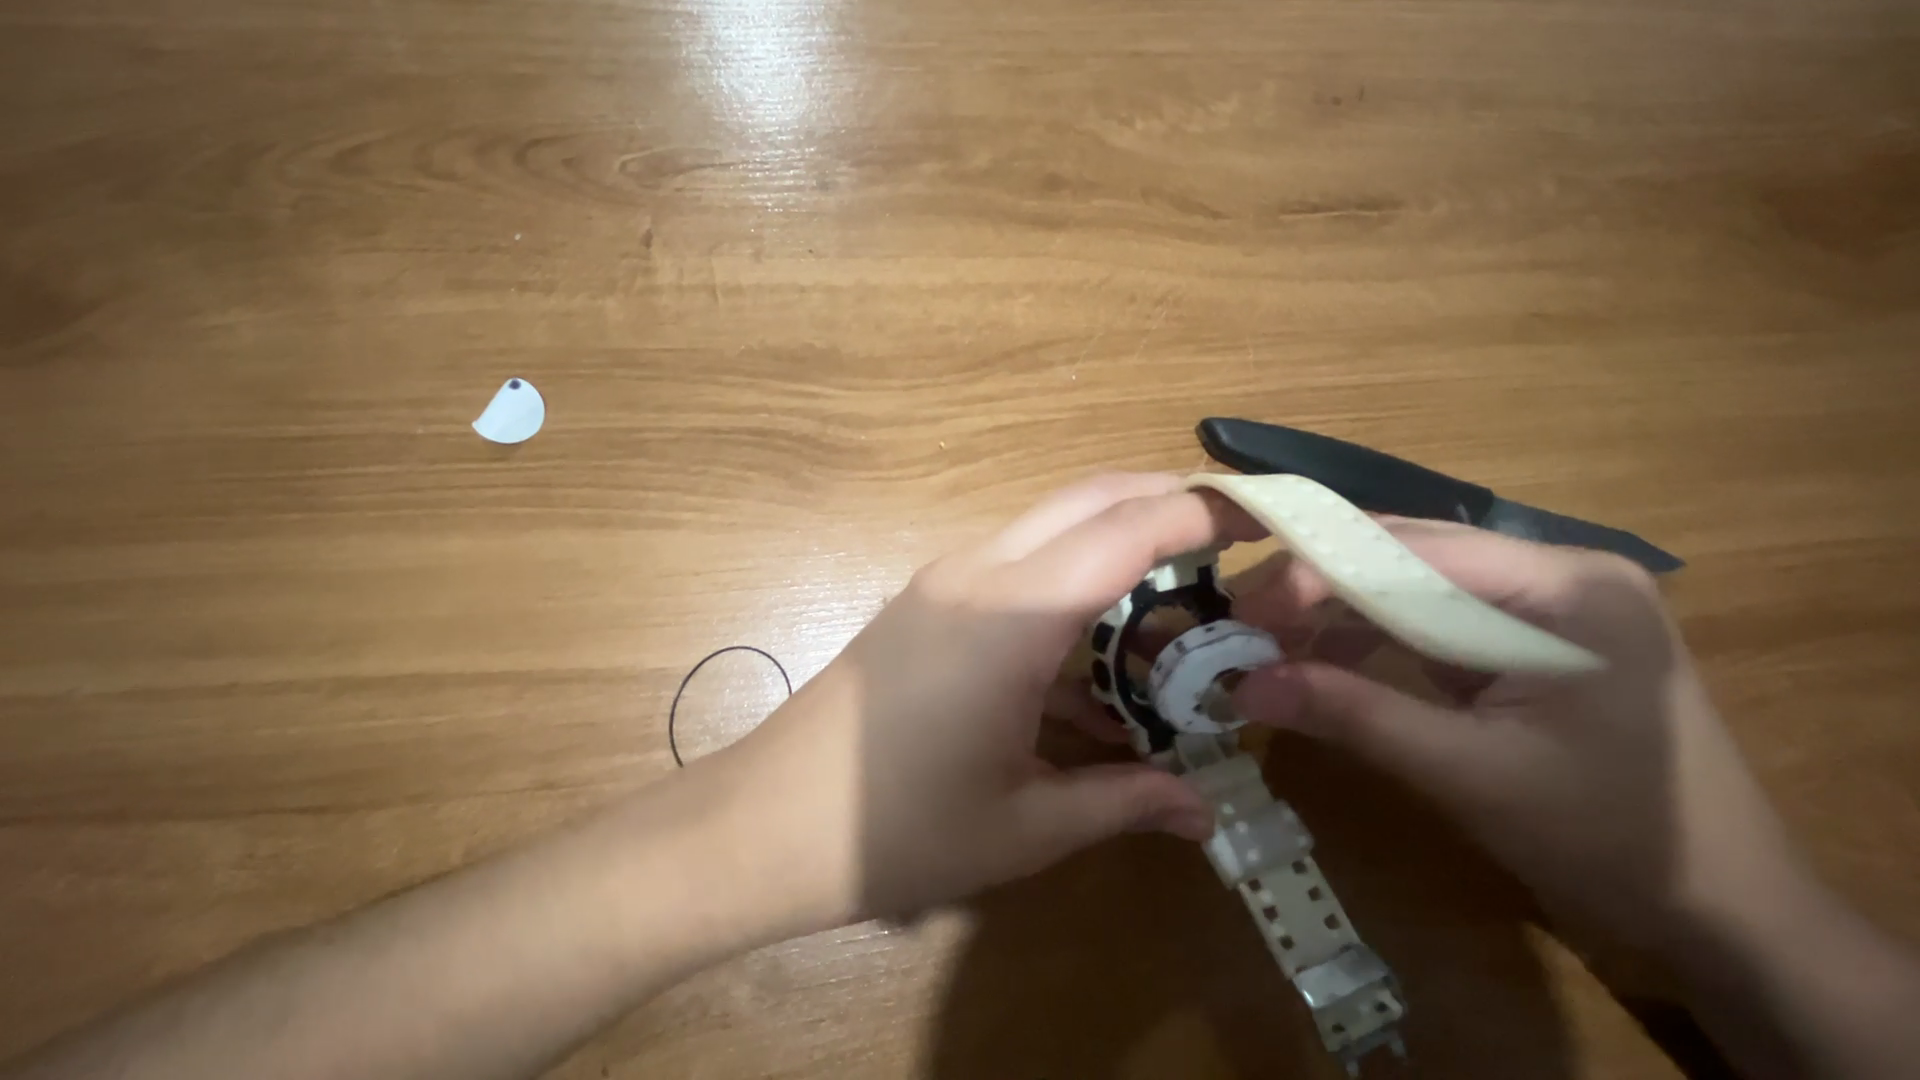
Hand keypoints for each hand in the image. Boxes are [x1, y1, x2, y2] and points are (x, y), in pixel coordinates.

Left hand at [699, 473, 1261, 927]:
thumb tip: (1203, 813)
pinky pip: (1014, 568)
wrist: (763, 826)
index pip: (1125, 528)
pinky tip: (1094, 656)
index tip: (1263, 516)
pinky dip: (1068, 584)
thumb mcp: (1025, 827)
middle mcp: (978, 573)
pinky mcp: (923, 606)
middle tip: (1233, 539)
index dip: (1200, 510)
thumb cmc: (897, 831)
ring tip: (1178, 596)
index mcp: (1012, 615)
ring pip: (1048, 527)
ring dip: (1114, 542)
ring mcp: (942, 583)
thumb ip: (1122, 802)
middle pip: (1086, 499)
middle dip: (1163, 501)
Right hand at [1226, 521, 1804, 951]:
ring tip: (1262, 641)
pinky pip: (1427, 618)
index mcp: (1566, 585)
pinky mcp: (1521, 637)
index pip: (1417, 550)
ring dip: (1334, 611)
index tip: (1244, 611)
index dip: (1319, 570)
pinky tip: (1315, 658)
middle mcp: (1554, 571)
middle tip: (1240, 622)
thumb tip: (1240, 686)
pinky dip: (1367, 638)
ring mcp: (1540, 602)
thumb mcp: (1469, 773)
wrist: (1722, 909)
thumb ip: (1353, 715)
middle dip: (1318, 585)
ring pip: (1410, 582)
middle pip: (1409, 553)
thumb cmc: (1609, 836)